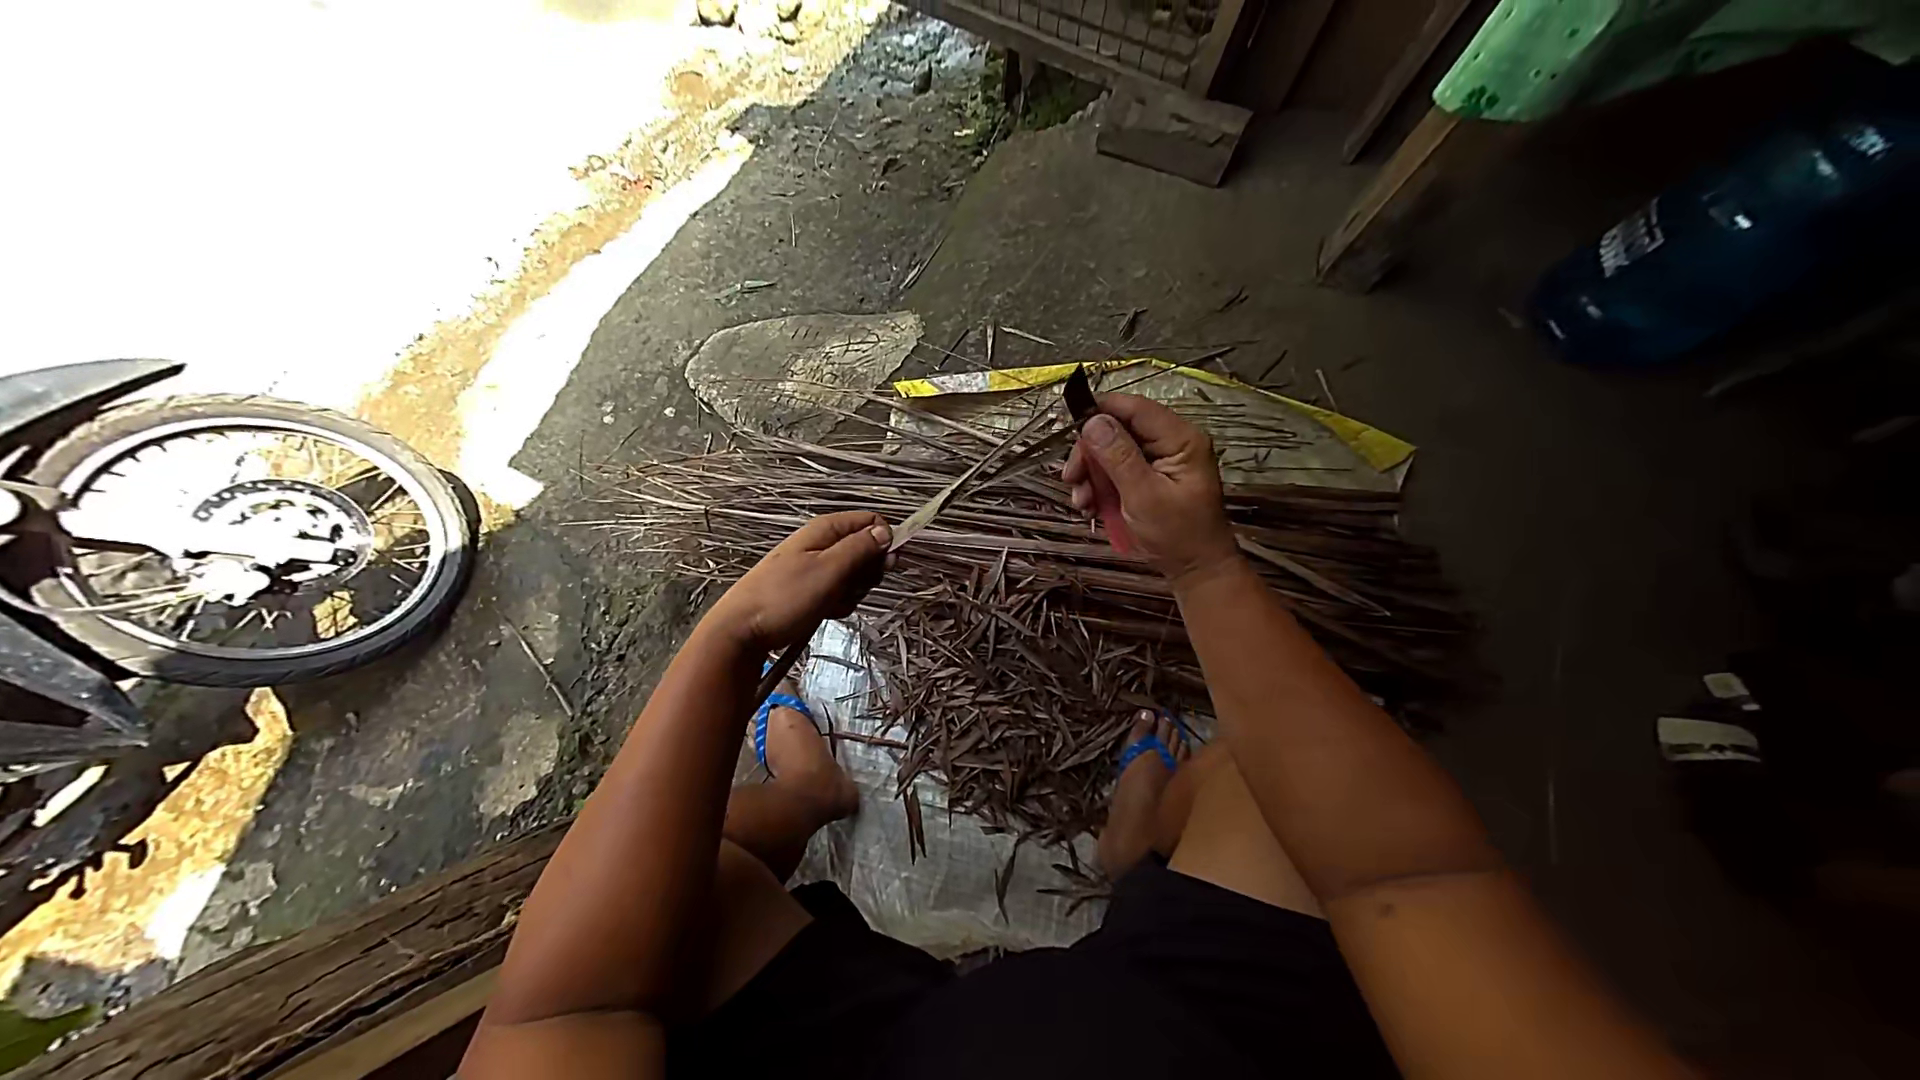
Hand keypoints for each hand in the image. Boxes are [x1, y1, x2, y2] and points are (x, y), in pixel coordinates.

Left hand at [708, 512, 893, 651]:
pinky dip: (838, 604)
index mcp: (826, 529)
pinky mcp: (813, 589)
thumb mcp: (828, 570)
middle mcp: (823, 543)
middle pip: (867, 550)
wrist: (742, 630)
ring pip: (855, 575)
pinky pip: (840, 592)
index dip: (883, 543)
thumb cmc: (784, 598)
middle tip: (849, 586)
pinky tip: (824, 611)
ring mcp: (817, 567)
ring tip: (831, 602)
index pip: (872, 523)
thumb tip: (887, 532)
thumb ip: (859, 549)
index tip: (882, 566)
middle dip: (867, 573)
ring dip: (852, 592)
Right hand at [1062, 393, 1239, 585]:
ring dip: (1090, 474)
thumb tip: (1093, 421)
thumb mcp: (1144, 495)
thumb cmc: (1177, 535)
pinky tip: (1089, 505)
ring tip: (1082, 501)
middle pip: (1118, 430)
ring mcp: (1157, 461)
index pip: (1135, 408)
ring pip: (1111, 451)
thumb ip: (1118, 457)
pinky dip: (1098, 486)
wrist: (1195, 570)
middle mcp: (1169, 443)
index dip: (1101, 411)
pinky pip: (1114, 471)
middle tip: (1071, 477)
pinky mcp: (1146, 478)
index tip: (1070, 426)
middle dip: (1090, 453)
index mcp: (1180, 439)